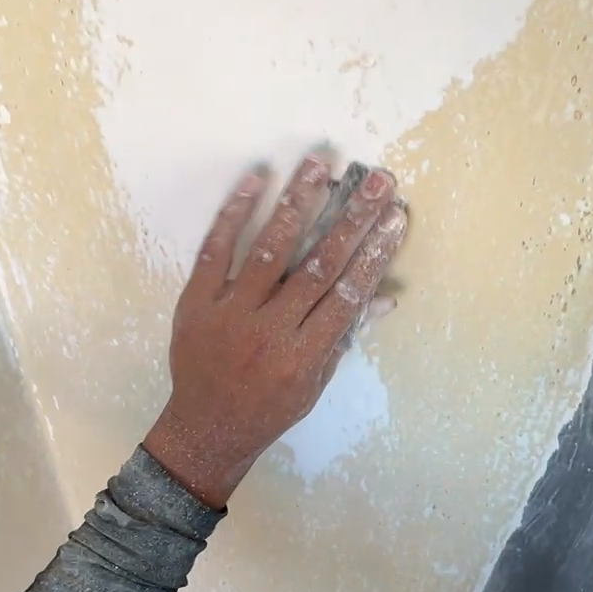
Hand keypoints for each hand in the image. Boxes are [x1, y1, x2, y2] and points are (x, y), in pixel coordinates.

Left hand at [143, 154, 408, 506]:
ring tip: (320, 163)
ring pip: (269, 249)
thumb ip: (345, 336)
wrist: (205, 428)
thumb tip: (385, 296)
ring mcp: (229, 312)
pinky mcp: (196, 300)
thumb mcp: (315, 383)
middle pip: (317, 265)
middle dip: (351, 219)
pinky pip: (214, 250)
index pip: (347, 295)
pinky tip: (256, 180)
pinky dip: (234, 213)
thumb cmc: (270, 408)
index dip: (374, 254)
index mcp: (303, 355)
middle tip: (377, 181)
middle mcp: (269, 330)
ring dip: (297, 203)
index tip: (396, 218)